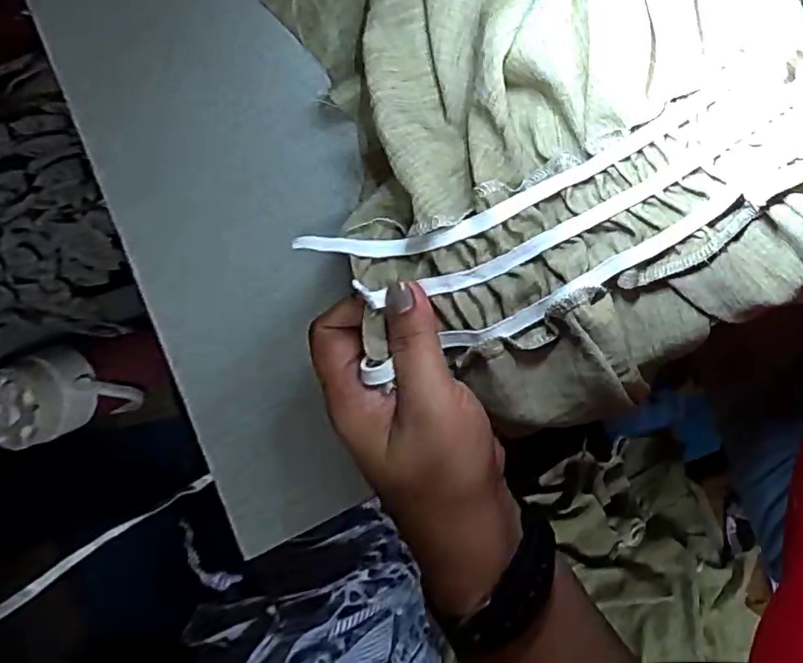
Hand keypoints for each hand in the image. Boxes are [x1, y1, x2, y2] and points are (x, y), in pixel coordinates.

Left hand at [310, 283, 518, 617]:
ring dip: (421, 322)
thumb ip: (415, 344)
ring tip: (458, 298)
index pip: (329, 334)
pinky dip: (440, 340)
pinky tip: (469, 328)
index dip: (358, 304)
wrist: (472, 518)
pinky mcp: (428, 405)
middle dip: (395, 307)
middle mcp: (365, 396)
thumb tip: (403, 288)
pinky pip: (423, 361)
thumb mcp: (430, 399)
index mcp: (349, 397)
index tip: (405, 285)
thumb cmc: (443, 464)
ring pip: (397, 348)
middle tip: (438, 283)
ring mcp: (397, 402)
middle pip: (363, 337)